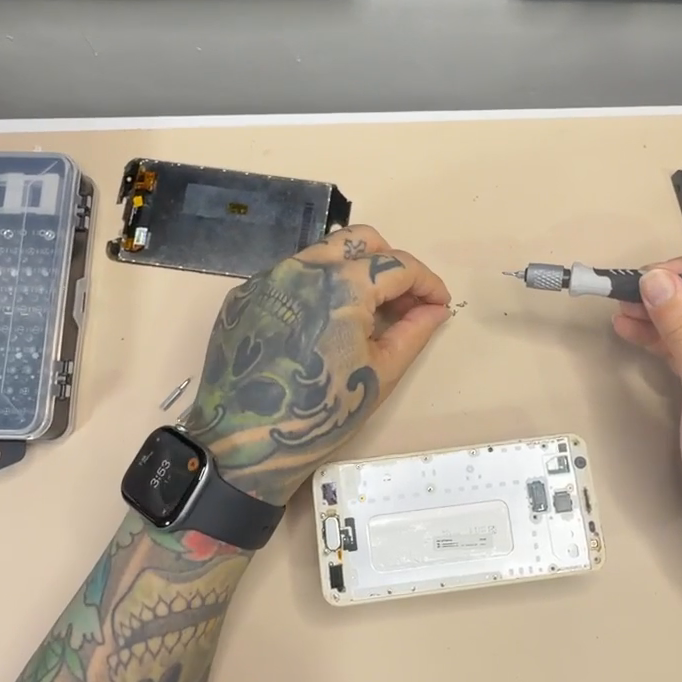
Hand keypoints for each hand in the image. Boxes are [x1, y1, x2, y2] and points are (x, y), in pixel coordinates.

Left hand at [181, 225, 451, 504]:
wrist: (243, 441)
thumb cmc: (321, 413)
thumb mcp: (380, 372)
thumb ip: (413, 331)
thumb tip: (435, 309)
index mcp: (341, 286)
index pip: (397, 264)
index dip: (427, 282)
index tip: (438, 303)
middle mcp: (303, 268)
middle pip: (360, 240)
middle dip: (390, 263)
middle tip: (403, 301)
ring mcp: (270, 277)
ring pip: (324, 253)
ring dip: (354, 271)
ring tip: (365, 314)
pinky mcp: (247, 294)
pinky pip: (294, 275)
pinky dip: (319, 288)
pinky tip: (323, 325)